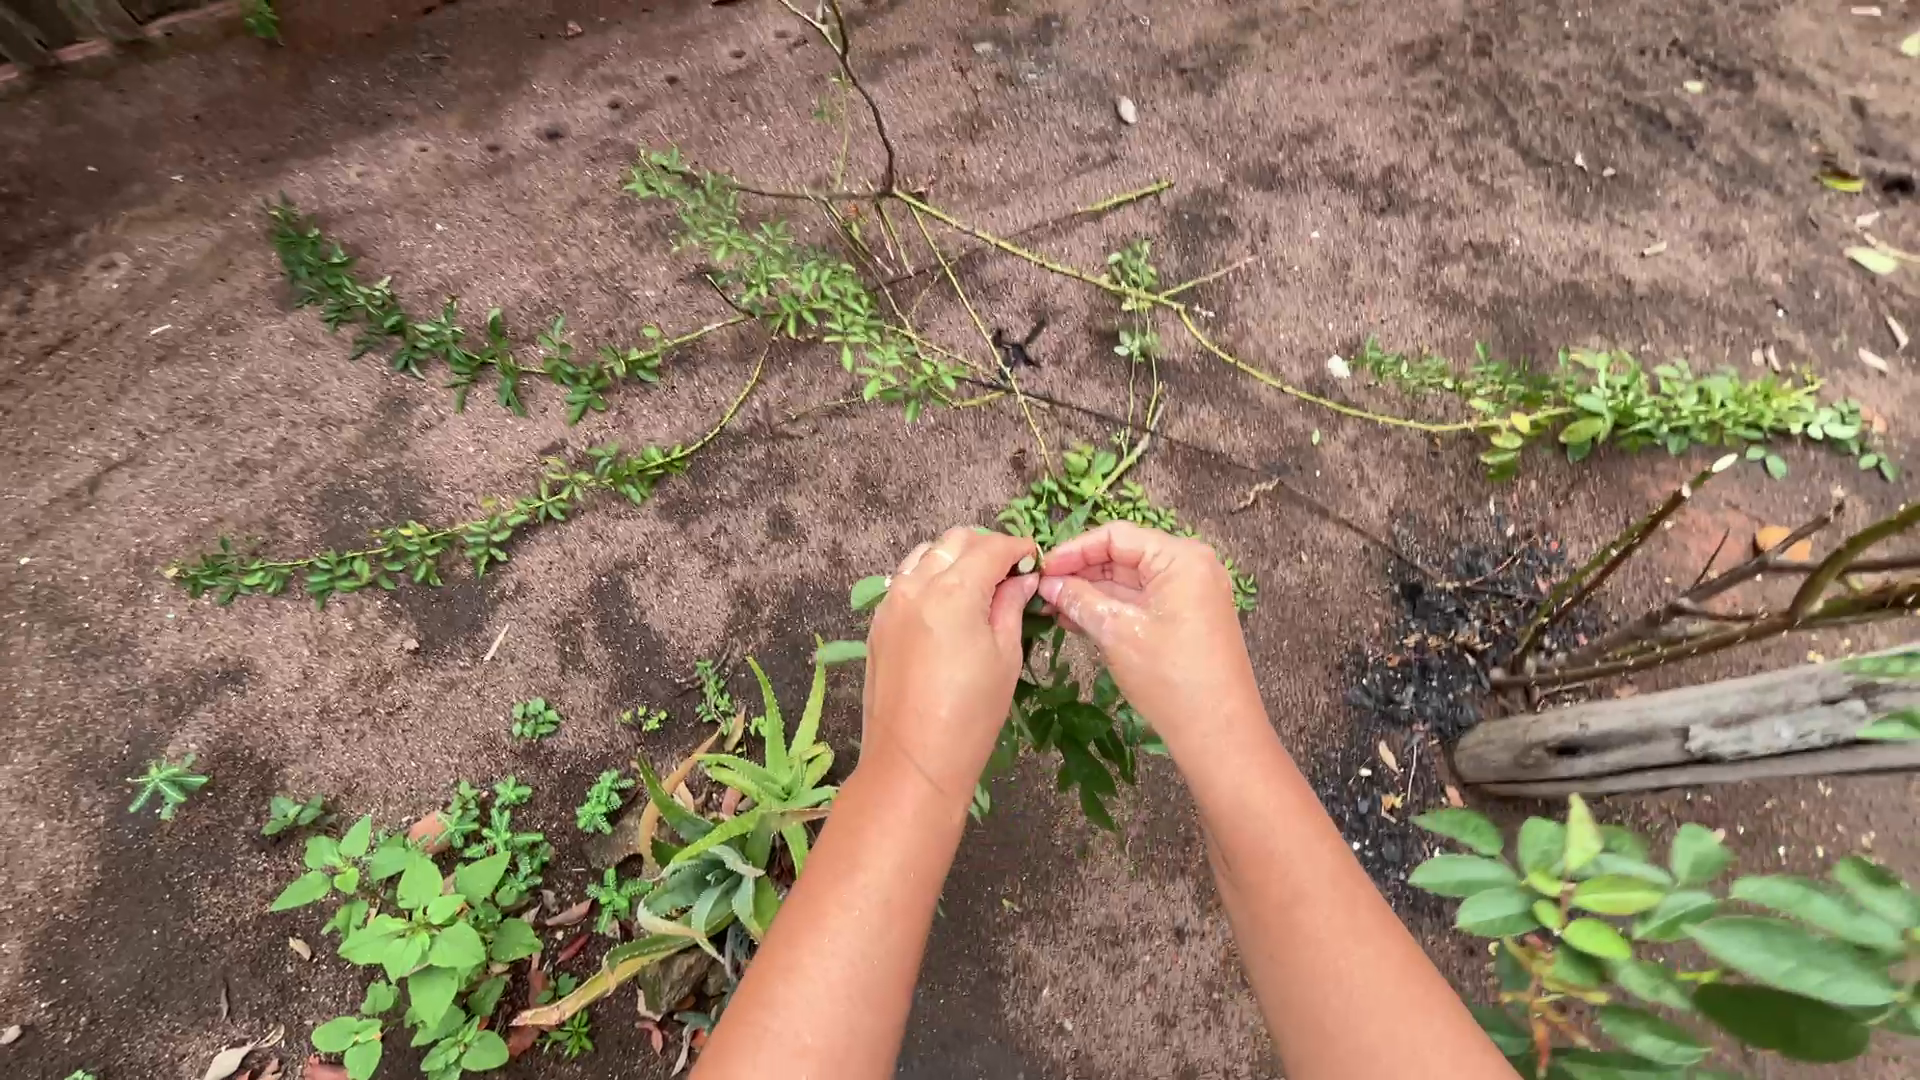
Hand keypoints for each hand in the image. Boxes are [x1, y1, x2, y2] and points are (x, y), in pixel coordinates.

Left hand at [860, 527, 1039, 807]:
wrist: (912, 762)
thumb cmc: (970, 714)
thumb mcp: (1004, 656)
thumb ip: (1011, 606)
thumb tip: (1022, 578)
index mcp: (953, 590)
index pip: (992, 548)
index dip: (1019, 549)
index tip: (1035, 560)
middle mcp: (916, 585)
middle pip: (955, 540)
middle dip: (987, 546)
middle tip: (1010, 572)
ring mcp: (890, 602)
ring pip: (926, 554)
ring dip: (955, 557)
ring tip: (978, 585)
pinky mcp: (877, 622)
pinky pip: (905, 579)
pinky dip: (930, 576)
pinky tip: (948, 603)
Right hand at [1037, 522, 1259, 751]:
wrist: (1219, 733)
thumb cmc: (1170, 677)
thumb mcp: (1117, 632)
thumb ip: (1079, 599)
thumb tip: (1047, 583)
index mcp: (1181, 558)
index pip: (1116, 536)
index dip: (1074, 550)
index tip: (1042, 569)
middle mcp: (1190, 566)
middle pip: (1124, 555)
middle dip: (1081, 572)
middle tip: (1042, 590)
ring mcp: (1190, 592)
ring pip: (1130, 580)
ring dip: (1092, 591)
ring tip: (1052, 607)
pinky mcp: (1186, 616)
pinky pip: (1141, 600)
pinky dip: (1111, 607)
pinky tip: (1077, 619)